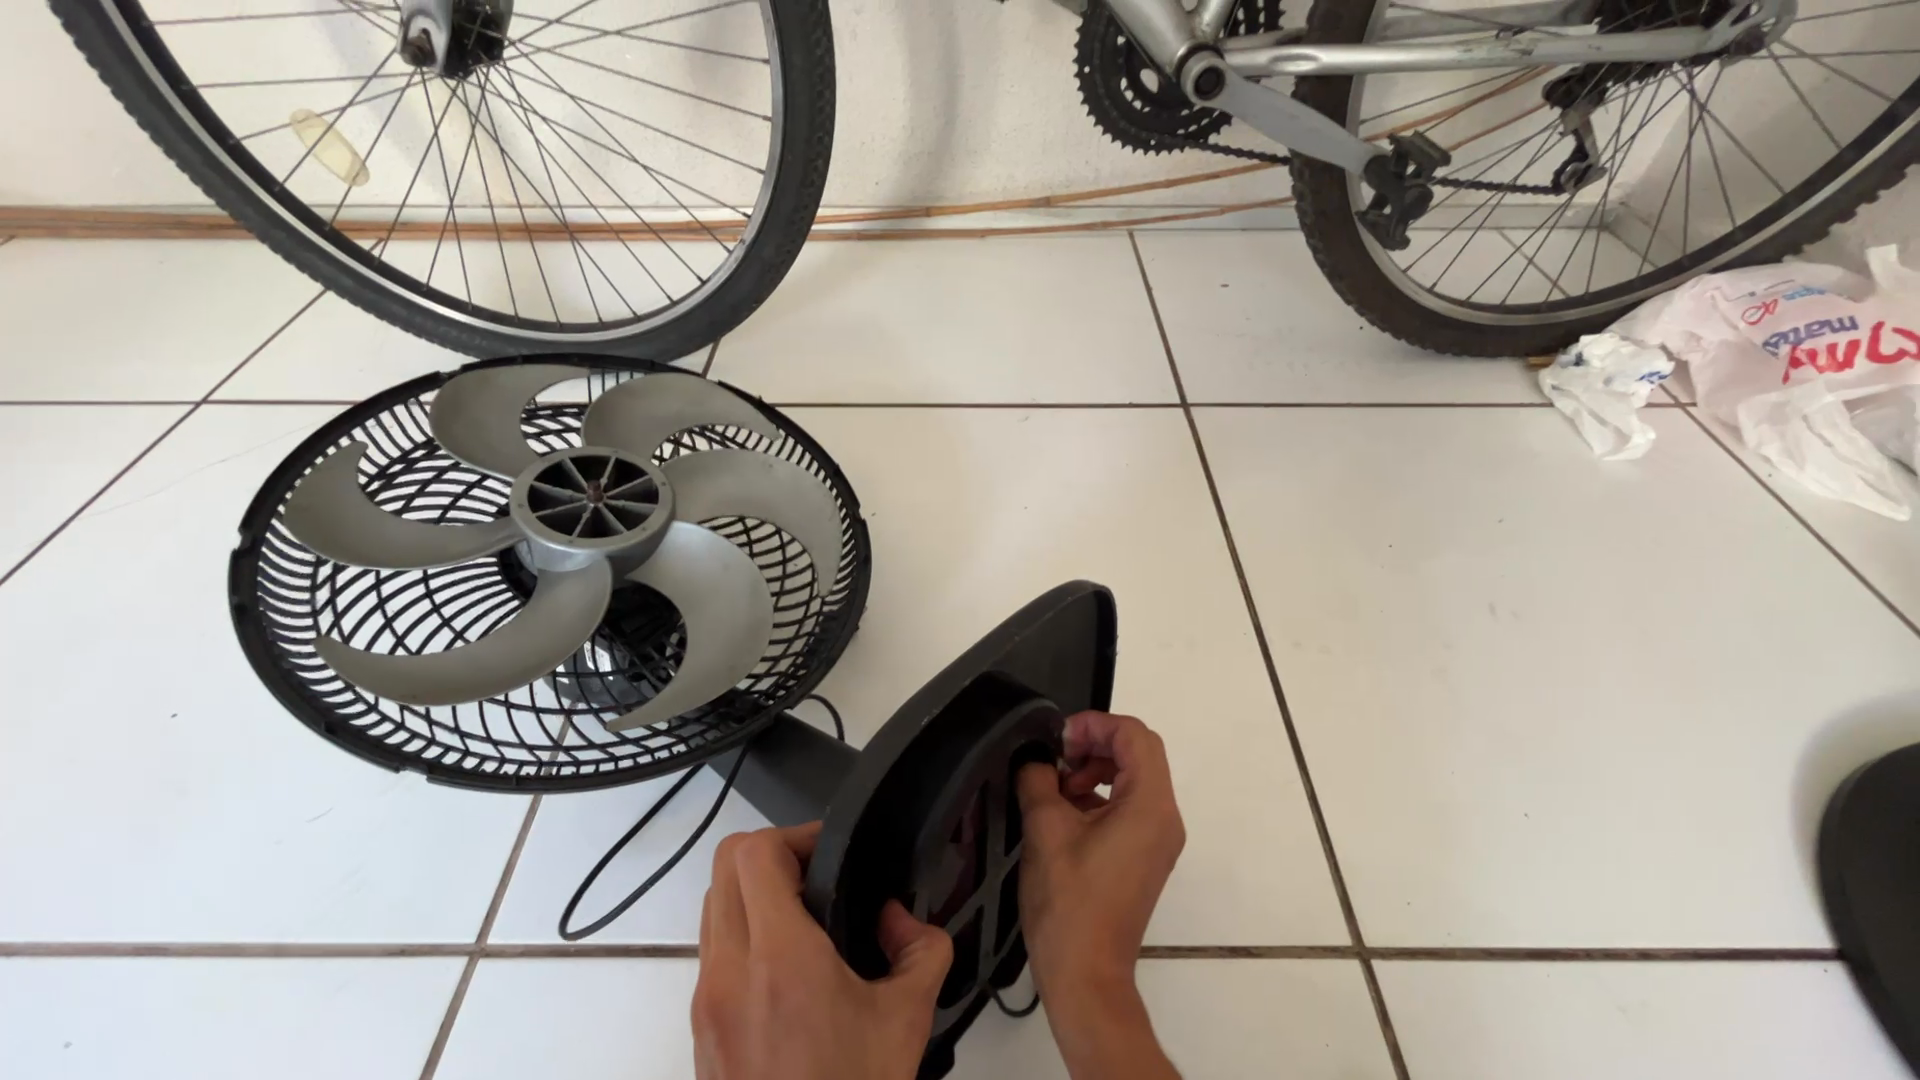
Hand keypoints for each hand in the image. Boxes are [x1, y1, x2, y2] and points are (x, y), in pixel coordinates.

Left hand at [692, 823, 953, 1079]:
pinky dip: (742, 933)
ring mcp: (706, 999)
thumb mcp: (907, 1018)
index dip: (794, 835)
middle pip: (724, 867)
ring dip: (753, 892)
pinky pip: (711, 948)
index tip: (830, 851)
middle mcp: (729, 970)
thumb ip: (922, 947)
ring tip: (804, 916)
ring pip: (713, 905)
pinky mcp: (700, 1025)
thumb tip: (899, 917)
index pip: (754, 853)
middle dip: (772, 854)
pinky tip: (786, 965)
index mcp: (780, 958)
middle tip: (818, 874)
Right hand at [1016, 711, 1184, 1079]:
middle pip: (1139, 753)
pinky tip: (1064, 812)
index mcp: (1150, 806)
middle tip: (1056, 757)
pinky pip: (1129, 806)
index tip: (1058, 740)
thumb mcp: (1045, 829)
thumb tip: (1035, 760)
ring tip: (1055, 788)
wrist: (1086, 974)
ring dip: (1095, 770)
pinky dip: (1099, 796)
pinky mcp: (1145, 856)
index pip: (1134, 736)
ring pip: (1134, 778)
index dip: (1095, 725)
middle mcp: (1164, 818)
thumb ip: (1038, 779)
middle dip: (1095, 744)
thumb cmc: (1069, 902)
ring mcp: (1158, 840)